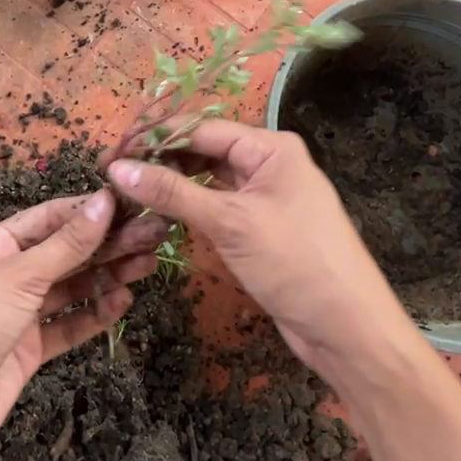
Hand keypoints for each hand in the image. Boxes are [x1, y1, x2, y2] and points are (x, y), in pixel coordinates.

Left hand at [0, 189, 165, 455]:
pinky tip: (122, 301)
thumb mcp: (18, 275)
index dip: (88, 210)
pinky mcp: (28, 348)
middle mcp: (7, 272)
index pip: (49, 218)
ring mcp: (18, 312)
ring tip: (147, 265)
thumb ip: (67, 243)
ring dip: (106, 276)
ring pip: (70, 288)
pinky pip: (66, 324)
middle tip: (154, 235)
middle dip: (107, 243)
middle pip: (64, 252)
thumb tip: (105, 200)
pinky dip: (93, 314)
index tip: (130, 204)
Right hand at [104, 120, 395, 372]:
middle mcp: (267, 164)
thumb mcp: (230, 223)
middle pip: (202, 151)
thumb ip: (172, 193)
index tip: (111, 152)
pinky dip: (188, 208)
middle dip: (159, 160)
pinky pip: (216, 206)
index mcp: (270, 147)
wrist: (350, 331)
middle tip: (113, 175)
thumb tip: (118, 169)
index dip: (154, 138)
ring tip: (128, 193)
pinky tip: (158, 215)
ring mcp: (264, 197)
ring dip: (171, 185)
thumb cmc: (296, 264)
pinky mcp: (259, 228)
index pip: (200, 129)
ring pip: (207, 179)